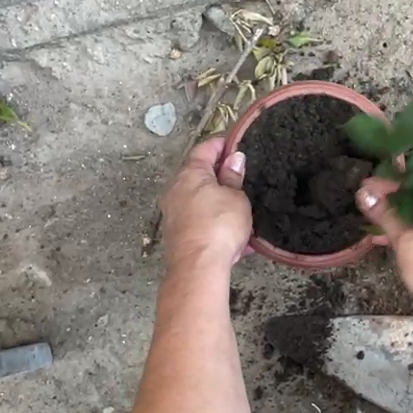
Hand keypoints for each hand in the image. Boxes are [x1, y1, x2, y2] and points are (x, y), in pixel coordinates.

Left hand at [160, 138, 251, 271]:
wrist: (198, 268)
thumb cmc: (218, 227)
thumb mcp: (236, 197)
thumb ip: (234, 177)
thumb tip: (234, 159)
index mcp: (190, 174)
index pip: (204, 149)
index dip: (221, 144)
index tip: (235, 144)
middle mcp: (175, 190)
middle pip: (198, 175)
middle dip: (219, 174)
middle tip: (239, 175)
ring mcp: (173, 214)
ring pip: (199, 200)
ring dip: (217, 201)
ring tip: (239, 208)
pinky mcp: (177, 235)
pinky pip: (198, 222)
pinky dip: (214, 222)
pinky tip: (232, 235)